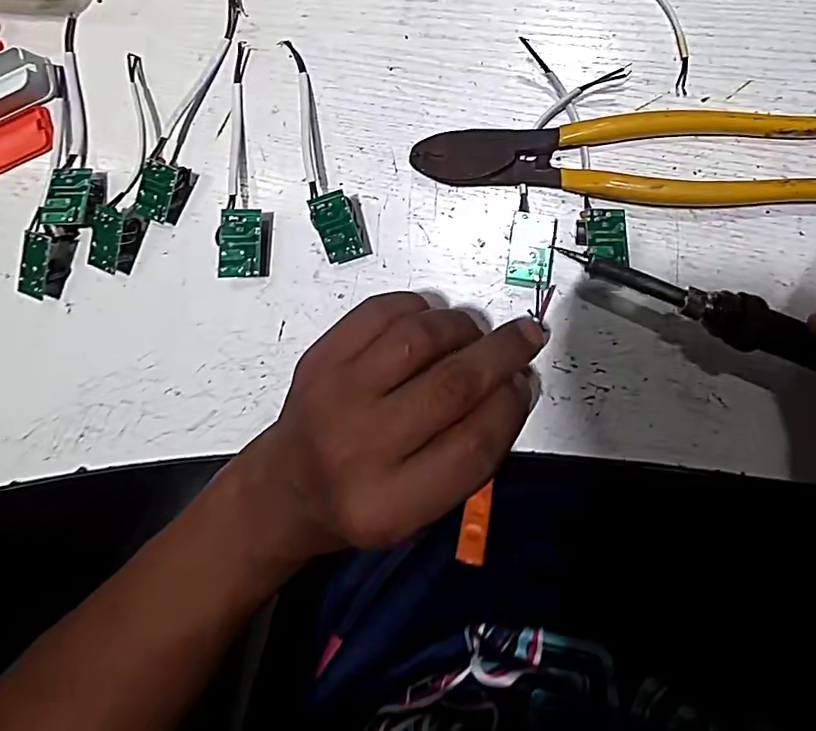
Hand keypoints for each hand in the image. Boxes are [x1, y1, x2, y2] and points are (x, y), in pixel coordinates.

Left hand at [230, 293, 543, 563]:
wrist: (290, 485)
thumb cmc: (361, 497)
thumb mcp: (420, 508)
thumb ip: (471, 454)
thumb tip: (513, 382)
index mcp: (389, 504)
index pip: (474, 446)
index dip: (512, 406)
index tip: (525, 382)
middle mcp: (358, 448)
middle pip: (453, 386)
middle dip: (503, 352)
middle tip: (525, 336)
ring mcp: (335, 396)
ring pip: (420, 338)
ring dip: (464, 327)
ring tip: (475, 333)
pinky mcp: (321, 357)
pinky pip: (383, 311)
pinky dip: (421, 307)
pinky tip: (432, 320)